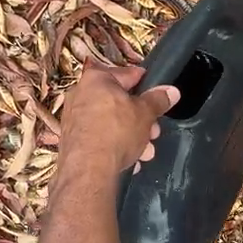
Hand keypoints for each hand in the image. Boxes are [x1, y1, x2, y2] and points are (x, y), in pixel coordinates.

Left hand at [58, 64, 178, 177]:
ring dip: (131, 136)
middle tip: (153, 132)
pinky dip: (115, 145)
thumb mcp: (146, 114)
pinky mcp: (71, 139)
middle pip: (120, 102)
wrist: (88, 168)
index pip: (129, 74)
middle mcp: (81, 94)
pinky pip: (99, 138)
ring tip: (145, 152)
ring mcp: (73, 117)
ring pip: (111, 122)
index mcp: (97, 79)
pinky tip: (128, 160)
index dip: (148, 84)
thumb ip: (158, 100)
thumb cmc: (116, 132)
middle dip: (141, 119)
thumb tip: (171, 91)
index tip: (159, 94)